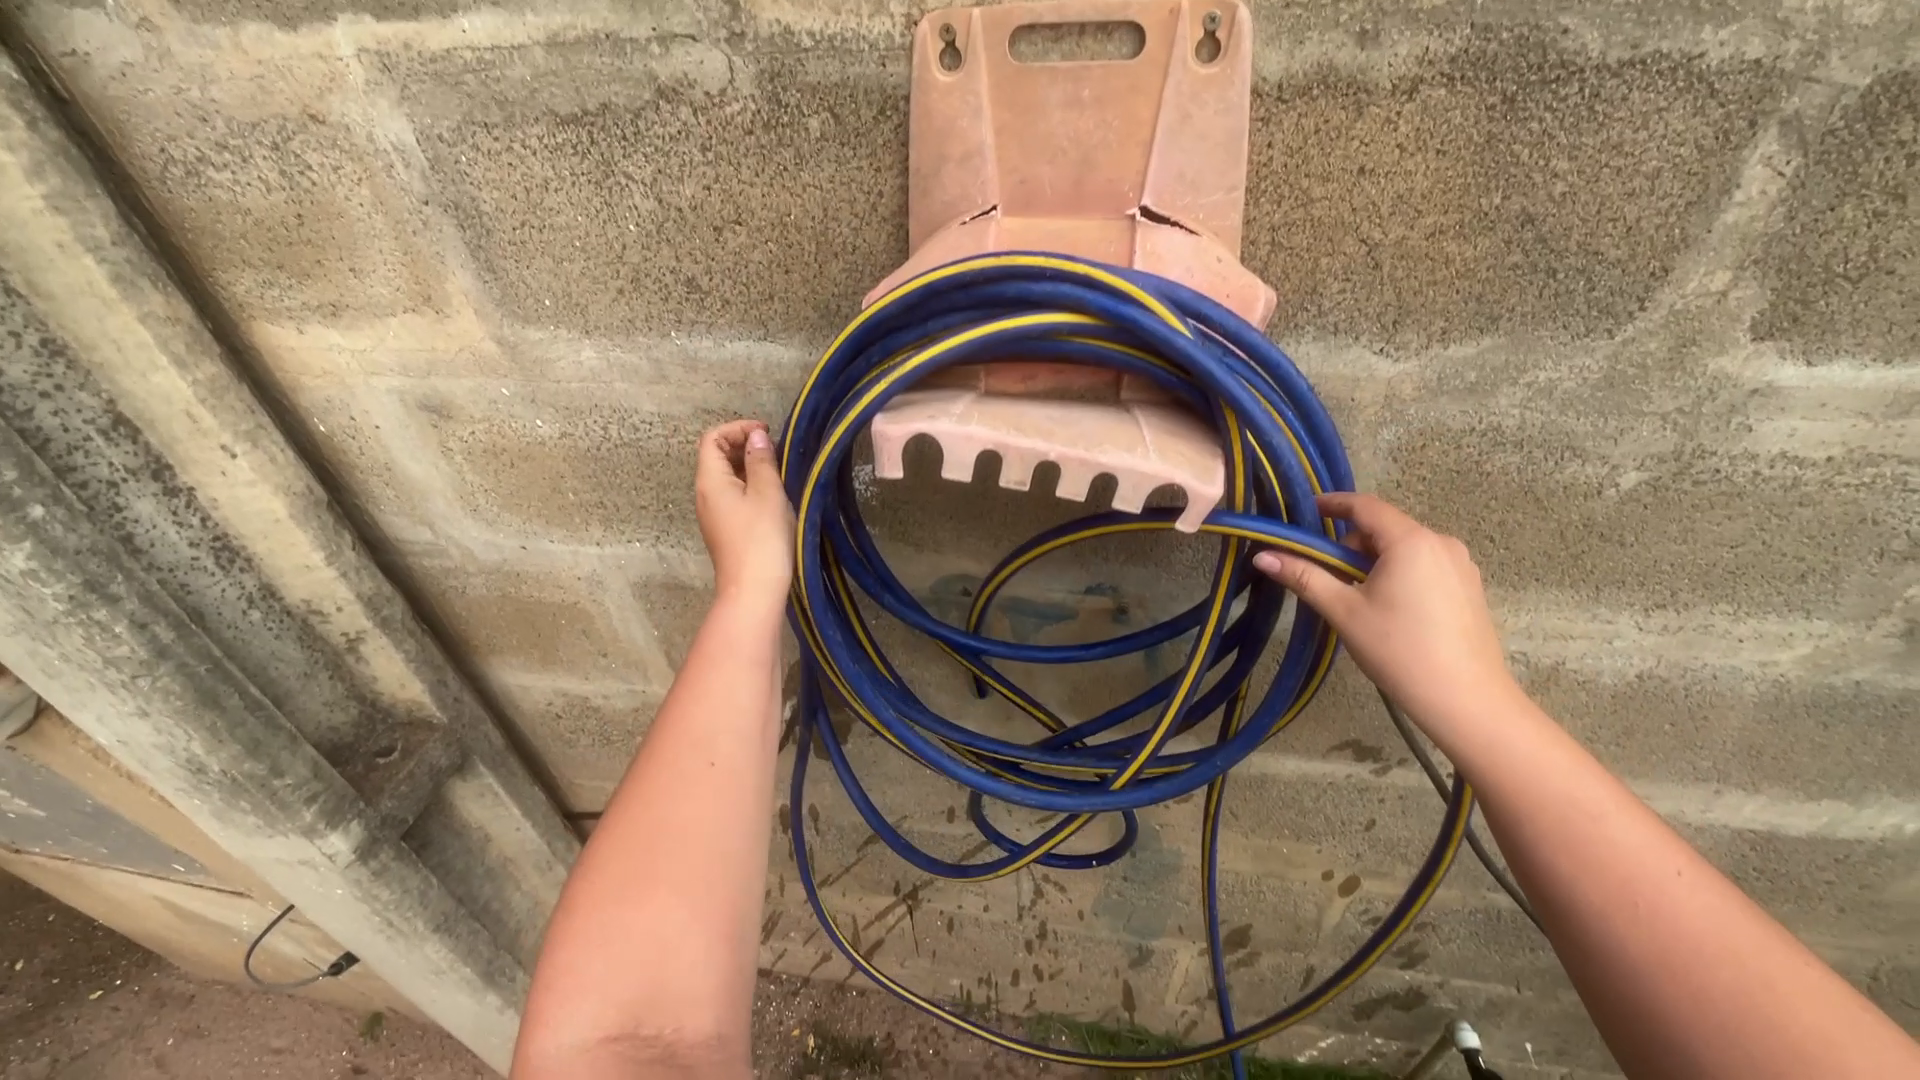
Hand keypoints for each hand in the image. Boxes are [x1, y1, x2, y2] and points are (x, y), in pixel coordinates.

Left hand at [694, 420, 794, 611]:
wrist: (752, 591)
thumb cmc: (761, 540)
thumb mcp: (767, 493)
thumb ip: (761, 461)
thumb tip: (757, 437)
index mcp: (710, 480)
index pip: (712, 438)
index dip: (738, 428)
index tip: (767, 434)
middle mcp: (706, 494)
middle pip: (717, 456)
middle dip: (745, 446)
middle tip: (777, 451)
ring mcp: (714, 514)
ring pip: (727, 477)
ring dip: (751, 467)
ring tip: (780, 471)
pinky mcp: (726, 529)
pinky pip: (734, 496)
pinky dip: (751, 486)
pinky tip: (774, 496)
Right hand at [1252, 493, 1519, 734]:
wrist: (1466, 699)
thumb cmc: (1399, 650)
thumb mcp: (1344, 612)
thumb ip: (1304, 577)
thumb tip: (1262, 556)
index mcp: (1410, 541)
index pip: (1364, 506)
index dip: (1332, 504)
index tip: (1305, 511)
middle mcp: (1440, 542)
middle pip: (1384, 528)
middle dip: (1350, 544)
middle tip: (1326, 575)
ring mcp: (1460, 564)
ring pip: (1404, 548)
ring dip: (1374, 561)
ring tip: (1357, 599)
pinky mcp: (1469, 587)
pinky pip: (1425, 565)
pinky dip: (1399, 574)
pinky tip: (1390, 610)